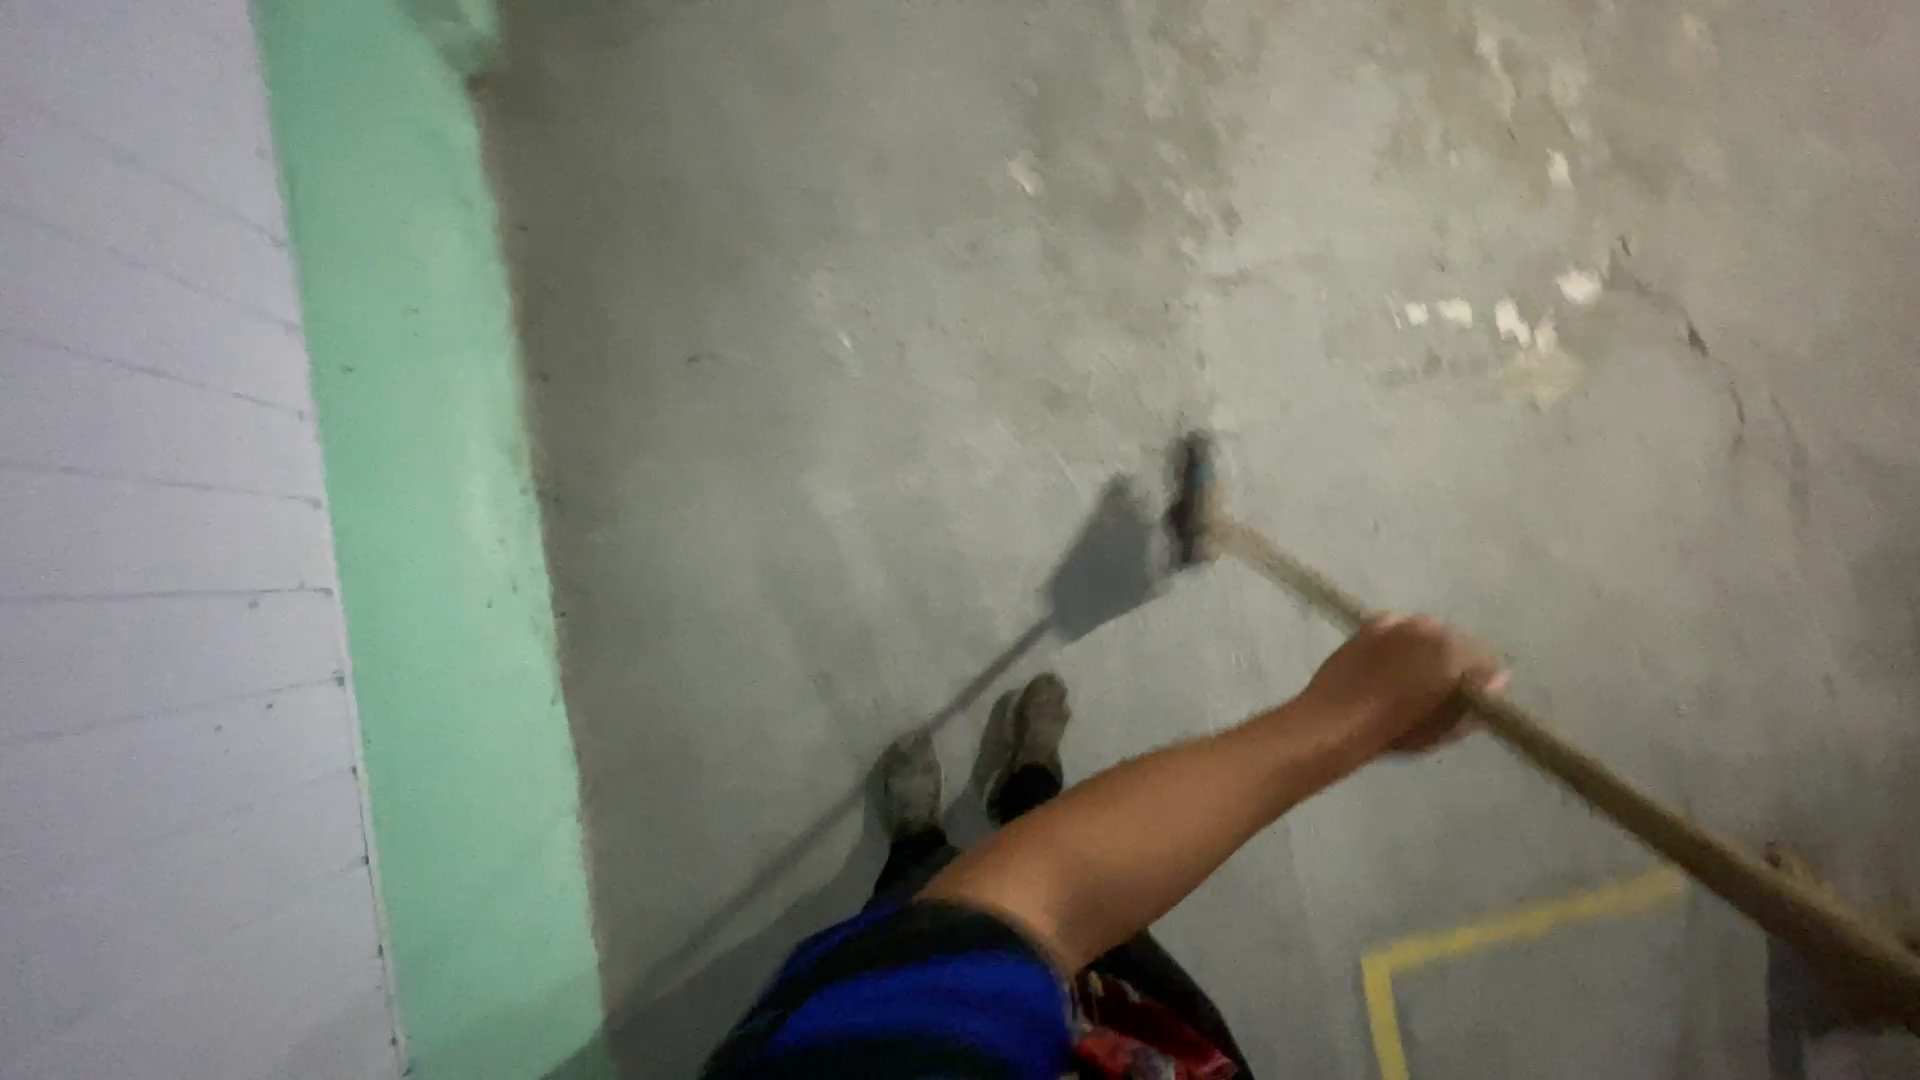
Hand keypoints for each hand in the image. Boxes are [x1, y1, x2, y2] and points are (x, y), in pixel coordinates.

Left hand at [1293, 614, 1507, 757]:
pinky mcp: (1370, 624)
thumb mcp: (1445, 729)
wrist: (1333, 720)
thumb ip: (1474, 704)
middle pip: (1456, 641)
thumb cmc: (1394, 731)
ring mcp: (1397, 623)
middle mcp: (1429, 629)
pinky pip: (1396, 625)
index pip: (1486, 660)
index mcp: (1455, 655)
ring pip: (1427, 630)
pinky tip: (1390, 657)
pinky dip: (1399, 637)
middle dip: (1453, 659)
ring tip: (1413, 671)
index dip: (1481, 679)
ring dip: (1426, 646)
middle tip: (1440, 684)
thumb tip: (1495, 683)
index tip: (1472, 694)